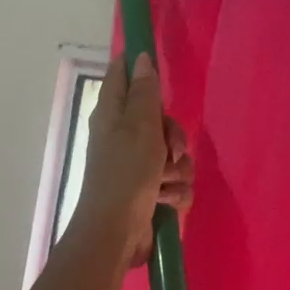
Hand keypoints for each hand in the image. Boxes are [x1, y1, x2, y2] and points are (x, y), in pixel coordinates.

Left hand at [75, 52, 193, 266]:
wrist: (116, 233)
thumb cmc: (125, 174)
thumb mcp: (139, 126)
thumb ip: (144, 92)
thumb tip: (140, 56)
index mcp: (112, 114)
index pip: (122, 74)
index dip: (140, 66)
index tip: (160, 71)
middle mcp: (123, 135)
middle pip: (160, 118)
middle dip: (174, 136)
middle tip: (170, 150)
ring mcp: (137, 166)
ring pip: (174, 153)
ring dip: (176, 170)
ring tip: (164, 183)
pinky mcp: (150, 192)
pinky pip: (176, 182)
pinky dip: (175, 193)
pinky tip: (166, 202)